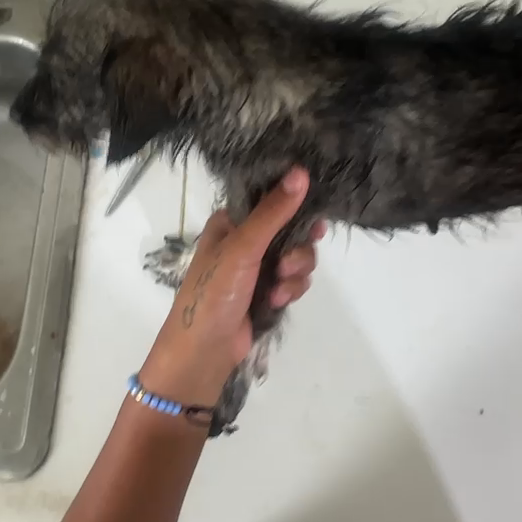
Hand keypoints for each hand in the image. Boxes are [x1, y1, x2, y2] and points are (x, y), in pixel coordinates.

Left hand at [139, 167, 324, 406]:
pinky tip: (276, 301)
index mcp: (231, 221)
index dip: (295, 204)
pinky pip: (294, 280)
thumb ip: (273, 212)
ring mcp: (257, 267)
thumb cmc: (214, 290)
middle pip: (291, 229)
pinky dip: (290, 290)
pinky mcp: (267, 291)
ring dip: (295, 272)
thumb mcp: (243, 247)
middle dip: (298, 249)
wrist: (205, 349)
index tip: (316, 214)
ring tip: (279, 288)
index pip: (270, 199)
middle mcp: (245, 240)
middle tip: (289, 263)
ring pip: (297, 256)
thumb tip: (301, 172)